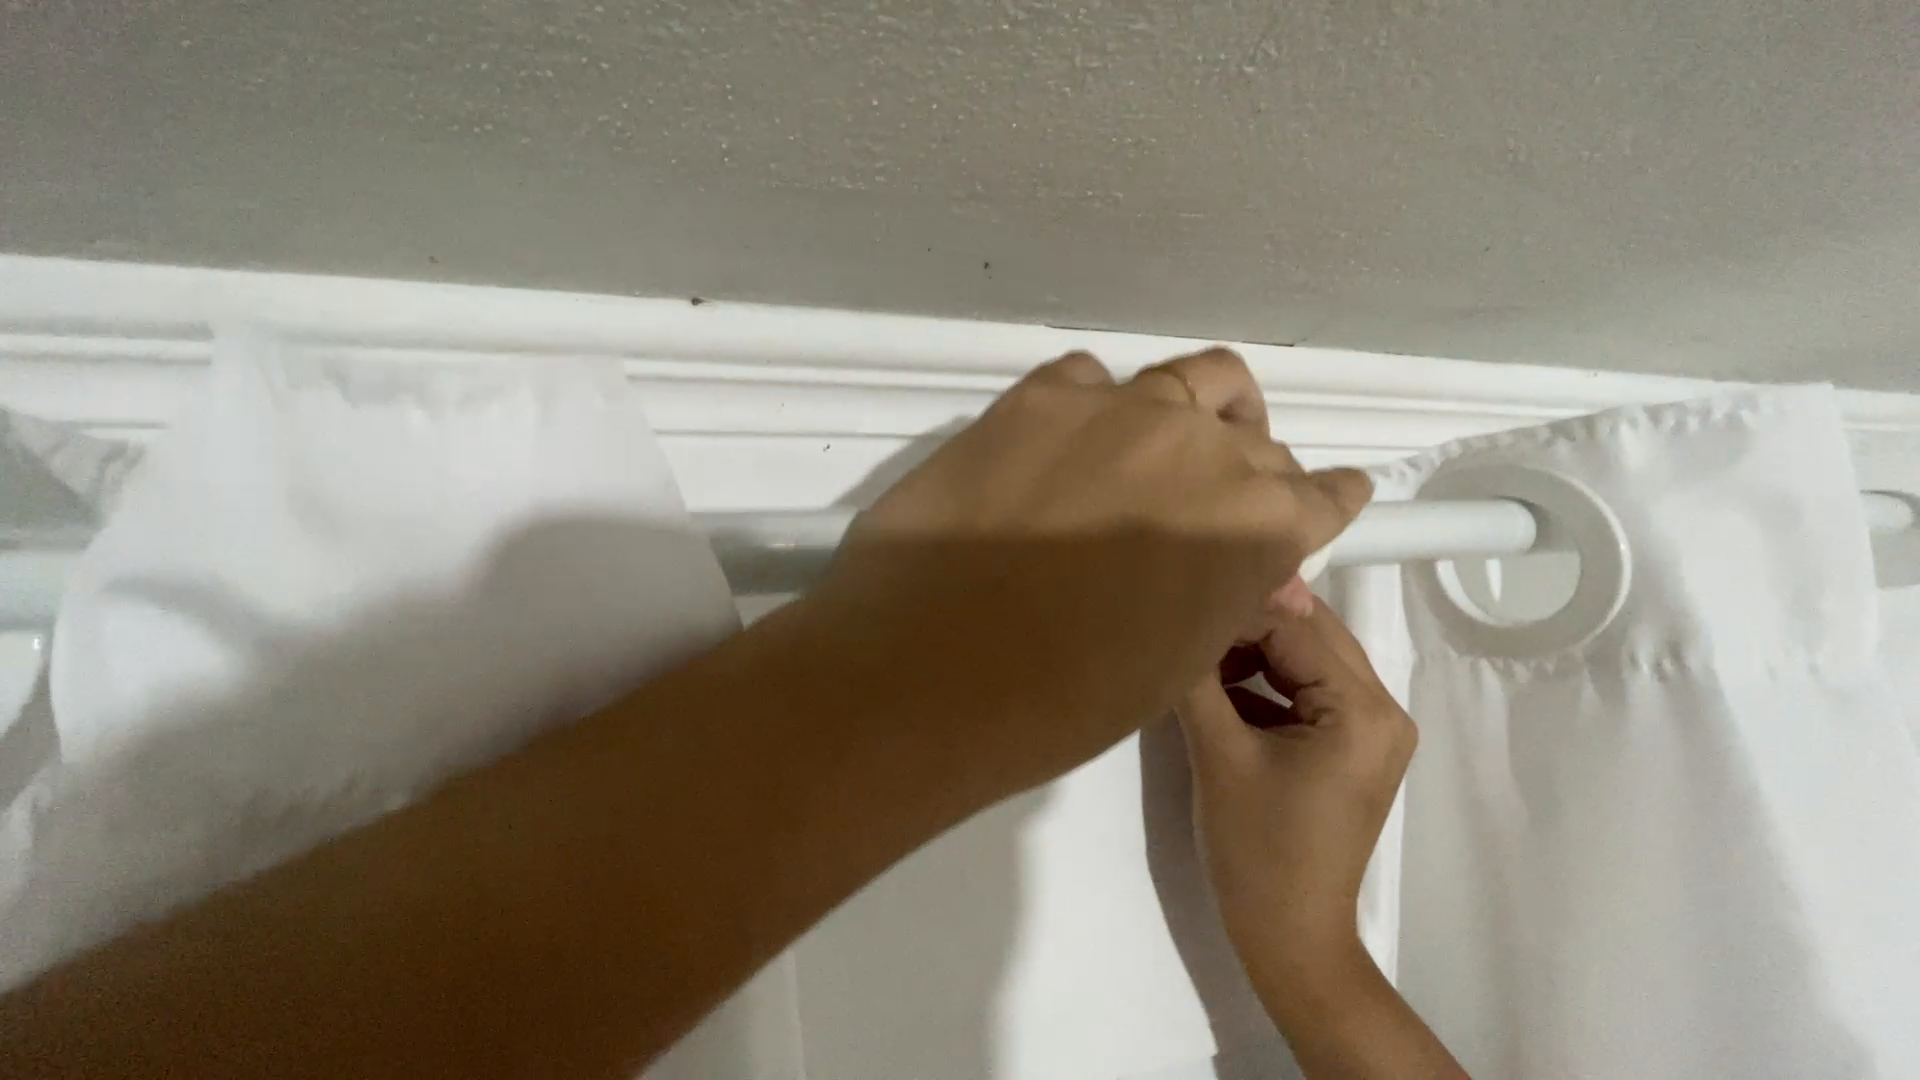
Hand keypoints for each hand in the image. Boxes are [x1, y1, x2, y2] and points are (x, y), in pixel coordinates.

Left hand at [809, 348, 1371, 794]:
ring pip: (1192, 378)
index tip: (1314, 505)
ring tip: (1163, 441)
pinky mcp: (1037, 397)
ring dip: (1196, 409)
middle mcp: (1204, 450)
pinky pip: (1089, 378)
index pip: (1322, 495)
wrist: (933, 669)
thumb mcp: (1175, 661)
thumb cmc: (1061, 698)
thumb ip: (1221, 590)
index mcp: (1256, 528)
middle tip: (1210, 493)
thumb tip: (1241, 565)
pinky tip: (1066, 445)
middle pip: (1256, 437)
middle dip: (1251, 465)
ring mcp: (1118, 410)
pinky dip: (1094, 406)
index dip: (1319, 504)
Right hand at [1178, 603, 1415, 996]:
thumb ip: (1202, 675)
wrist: (1288, 933)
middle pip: (1311, 634)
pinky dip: (1265, 683)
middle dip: (1248, 623)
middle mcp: (1384, 710)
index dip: (1233, 612)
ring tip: (1198, 659)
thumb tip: (1181, 617)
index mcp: (1362, 710)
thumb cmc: (1254, 846)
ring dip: (1254, 651)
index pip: (1293, 627)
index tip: (1180, 610)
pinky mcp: (1353, 747)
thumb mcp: (1218, 751)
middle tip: (1189, 622)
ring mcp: (1373, 730)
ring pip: (1308, 659)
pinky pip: (1307, 691)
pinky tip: (1219, 688)